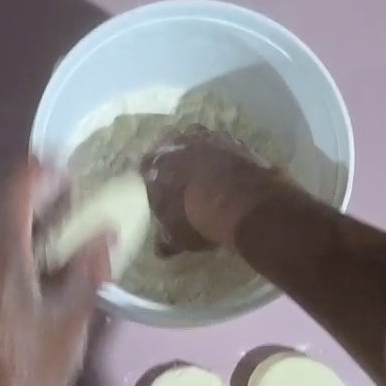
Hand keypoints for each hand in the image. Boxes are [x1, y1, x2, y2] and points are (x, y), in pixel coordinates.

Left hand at [0, 158, 109, 385]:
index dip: (50, 172)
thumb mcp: (68, 332)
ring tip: (34, 256)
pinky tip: (3, 281)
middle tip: (59, 223)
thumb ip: (87, 270)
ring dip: (3, 219)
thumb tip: (104, 229)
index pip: (15, 174)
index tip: (73, 193)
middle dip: (27, 194)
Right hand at [141, 129, 282, 253]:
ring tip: (203, 166)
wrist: (242, 202)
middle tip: (177, 171)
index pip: (143, 165)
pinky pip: (222, 143)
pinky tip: (227, 167)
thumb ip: (165, 239)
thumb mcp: (176, 238)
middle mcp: (177, 145)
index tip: (153, 183)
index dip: (148, 174)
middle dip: (171, 155)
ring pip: (195, 136)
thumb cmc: (198, 219)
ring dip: (197, 148)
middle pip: (167, 142)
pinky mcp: (234, 140)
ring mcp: (207, 138)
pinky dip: (223, 153)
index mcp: (155, 167)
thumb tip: (161, 249)